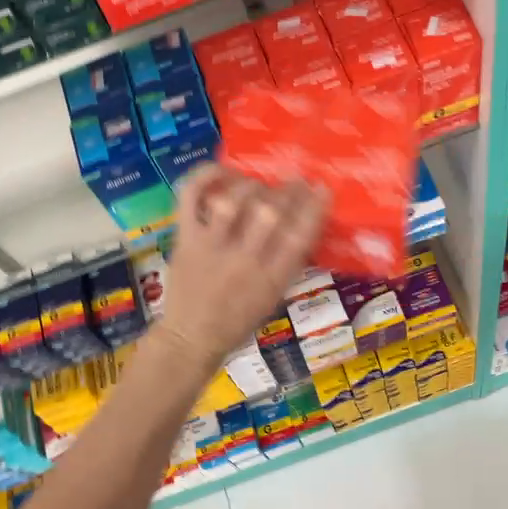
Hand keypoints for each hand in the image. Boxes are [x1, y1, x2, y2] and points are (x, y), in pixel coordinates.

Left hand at [154, 165, 327, 365]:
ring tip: (258, 183)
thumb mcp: (273, 299)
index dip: (314, 207)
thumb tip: (304, 226)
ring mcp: (212, 248)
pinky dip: (205, 176)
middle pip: (270, 213)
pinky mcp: (186, 239)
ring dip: (251, 185)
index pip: (300, 236)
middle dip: (287, 190)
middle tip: (295, 180)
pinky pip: (190, 198)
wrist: (190, 338)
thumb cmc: (237, 322)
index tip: (321, 188)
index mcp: (271, 279)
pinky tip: (222, 170)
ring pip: (234, 201)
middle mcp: (244, 261)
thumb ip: (287, 265)